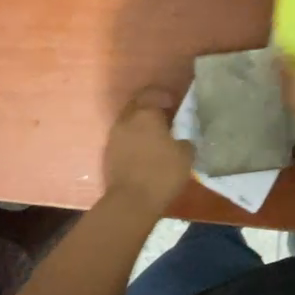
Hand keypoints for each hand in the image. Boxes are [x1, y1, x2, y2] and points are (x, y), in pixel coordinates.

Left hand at [102, 88, 193, 213]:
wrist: (131, 201)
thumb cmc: (162, 173)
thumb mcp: (185, 156)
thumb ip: (185, 141)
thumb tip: (182, 140)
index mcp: (145, 114)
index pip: (152, 94)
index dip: (164, 96)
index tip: (174, 103)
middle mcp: (126, 120)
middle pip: (137, 105)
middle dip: (150, 107)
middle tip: (166, 118)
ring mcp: (114, 137)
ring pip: (129, 122)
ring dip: (141, 124)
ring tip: (156, 136)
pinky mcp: (109, 153)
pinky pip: (123, 138)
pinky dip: (134, 139)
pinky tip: (145, 151)